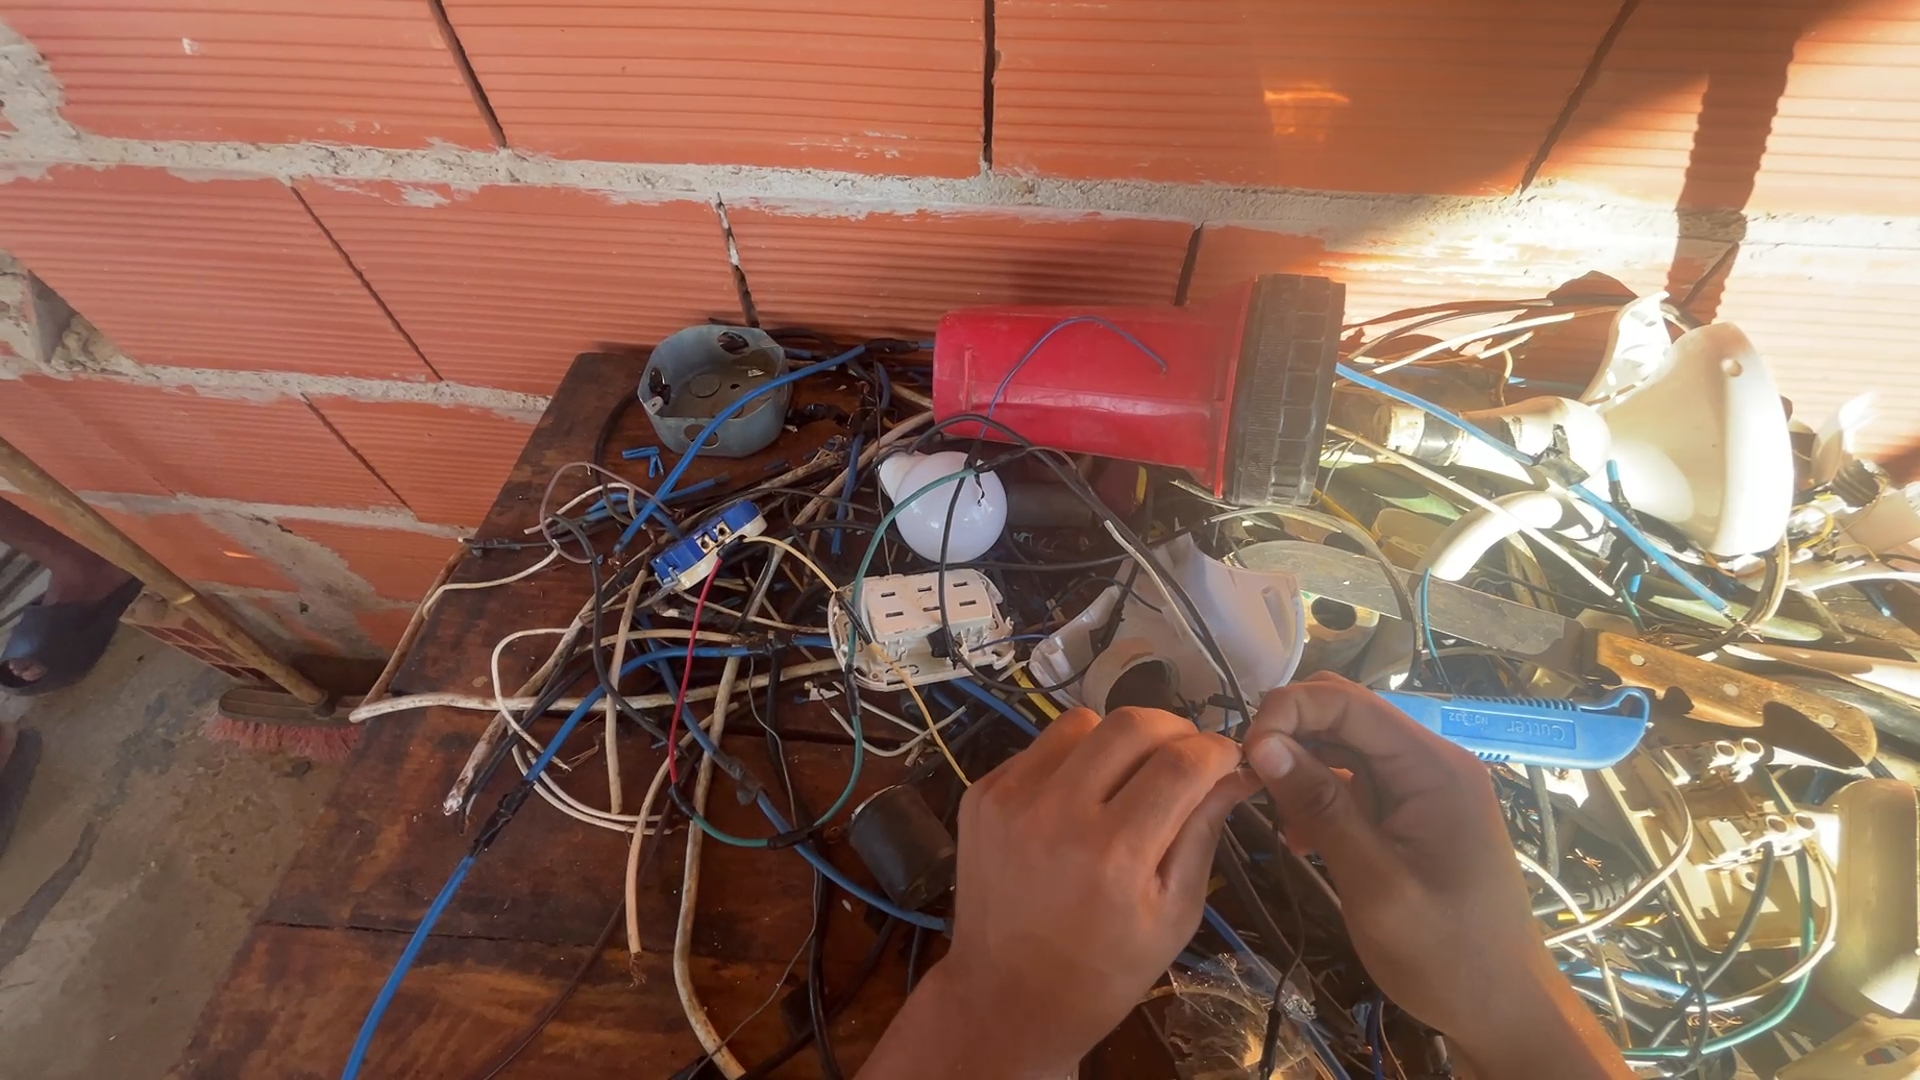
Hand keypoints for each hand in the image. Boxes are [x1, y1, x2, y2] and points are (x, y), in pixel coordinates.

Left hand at [857, 706, 1256, 1078]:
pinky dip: (1072, 757)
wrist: (1005, 996)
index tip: (1228, 754)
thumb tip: (1235, 772)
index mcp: (1114, 855)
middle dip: (1173, 728)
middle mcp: (1057, 812)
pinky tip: (1079, 795)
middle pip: (1130, 724)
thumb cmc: (1104, 969)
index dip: (1216, 750)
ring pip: (1082, 721)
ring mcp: (1010, 795)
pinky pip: (1041, 746)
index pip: (1180, 765)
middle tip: (1186, 751)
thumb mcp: (1173, 915)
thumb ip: (1202, 832)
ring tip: (1130, 772)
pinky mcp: (982, 791)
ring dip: (1118, 736)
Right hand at [1242, 674, 1630, 1078]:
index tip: (1248, 755)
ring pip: (1341, 739)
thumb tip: (1260, 743)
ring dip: (1300, 766)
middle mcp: (1431, 760)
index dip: (1288, 712)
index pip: (1346, 701)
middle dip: (1290, 734)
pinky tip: (1303, 835)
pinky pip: (1351, 773)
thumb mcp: (1374, 884)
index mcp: (1434, 767)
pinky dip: (1317, 792)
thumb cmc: (1444, 956)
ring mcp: (1423, 782)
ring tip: (1284, 820)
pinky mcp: (1411, 805)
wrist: (1500, 1015)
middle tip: (1257, 781)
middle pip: (1343, 710)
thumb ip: (1320, 806)